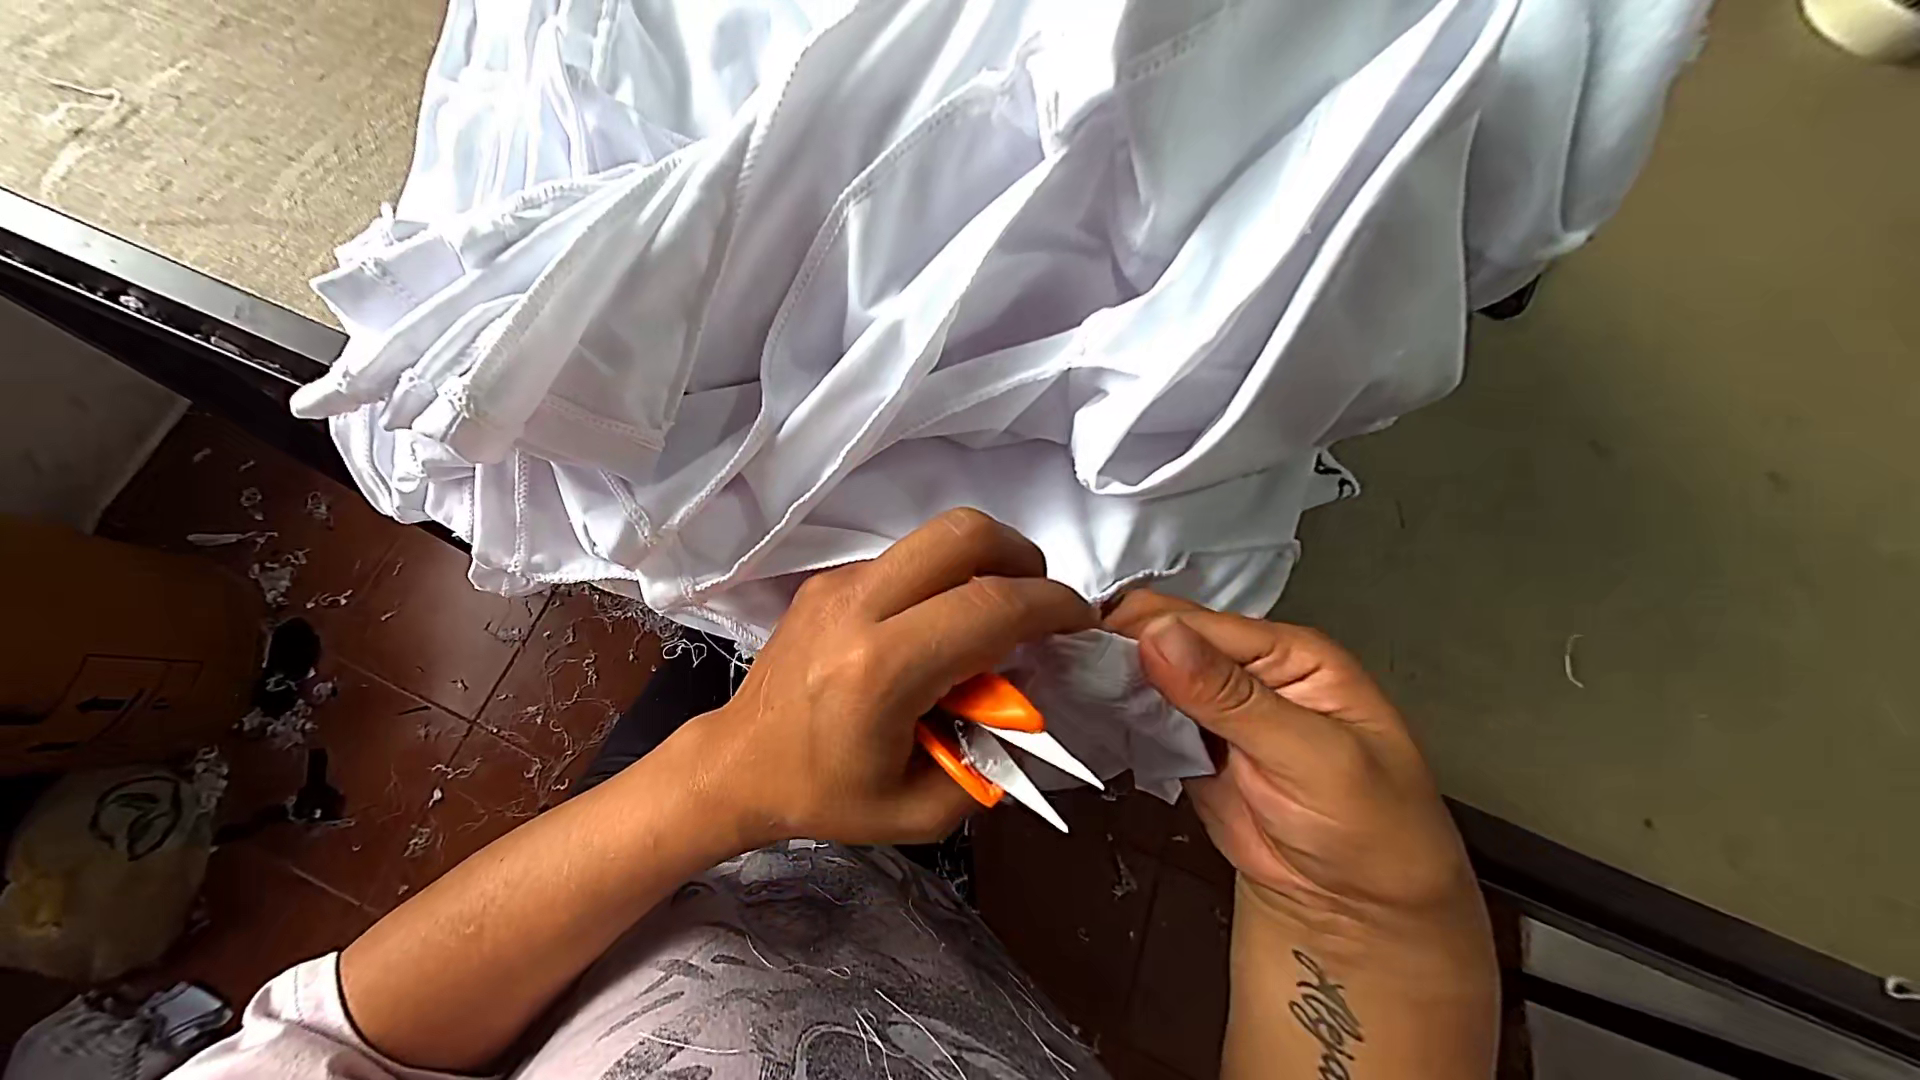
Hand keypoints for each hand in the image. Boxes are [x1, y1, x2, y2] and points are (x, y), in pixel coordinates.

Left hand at [686, 509, 1096, 848]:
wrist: (738, 763)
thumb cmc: (826, 795)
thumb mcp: (923, 808)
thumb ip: (992, 760)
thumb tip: (1028, 698)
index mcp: (880, 670)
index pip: (989, 607)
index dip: (1051, 605)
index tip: (1078, 622)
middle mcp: (857, 606)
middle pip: (963, 534)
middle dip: (1022, 555)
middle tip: (1038, 599)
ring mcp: (839, 583)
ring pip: (937, 537)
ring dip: (985, 564)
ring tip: (993, 615)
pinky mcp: (830, 578)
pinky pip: (909, 558)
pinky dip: (945, 579)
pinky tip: (937, 627)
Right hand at [1105, 591, 1485, 954]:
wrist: (1352, 907)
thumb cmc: (1372, 829)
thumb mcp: (1313, 757)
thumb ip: (1232, 696)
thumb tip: (1162, 636)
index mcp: (1286, 652)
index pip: (1200, 622)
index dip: (1148, 631)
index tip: (1099, 648)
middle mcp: (1244, 667)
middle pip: (1163, 634)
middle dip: (1121, 646)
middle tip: (1078, 665)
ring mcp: (1209, 704)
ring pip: (1143, 670)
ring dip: (1111, 677)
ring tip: (1075, 685)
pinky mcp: (1183, 739)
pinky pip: (1138, 712)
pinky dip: (1114, 711)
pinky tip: (1092, 711)